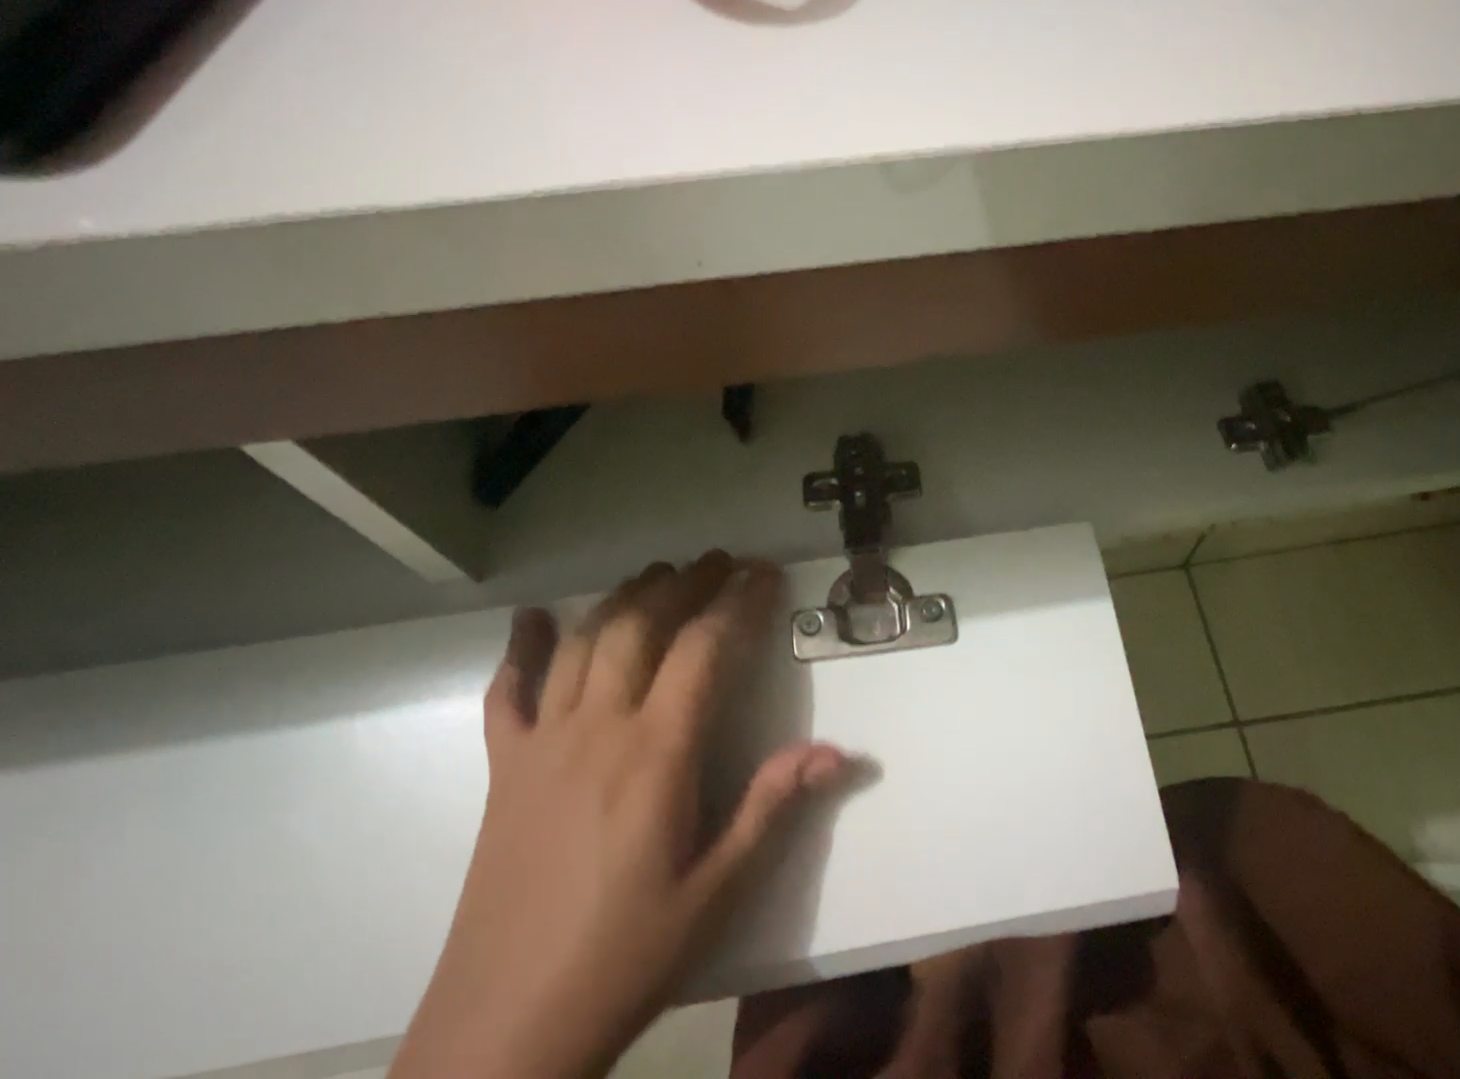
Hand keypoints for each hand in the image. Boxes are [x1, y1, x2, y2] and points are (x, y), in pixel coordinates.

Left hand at [391, 553, 853, 1078]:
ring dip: (623, 598)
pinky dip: (520, 648)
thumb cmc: (629, 955)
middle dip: (685, 583)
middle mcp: (597, 729)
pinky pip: (507, 691)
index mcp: (657, 755)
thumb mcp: (720, 890)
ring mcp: (541, 744)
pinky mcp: (502, 769)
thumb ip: (773, 807)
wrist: (507, 1020)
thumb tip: (838, 751)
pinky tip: (530, 619)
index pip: (704, 650)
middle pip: (642, 628)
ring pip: (582, 643)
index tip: (765, 573)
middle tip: (720, 560)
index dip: (738, 603)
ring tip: (657, 572)